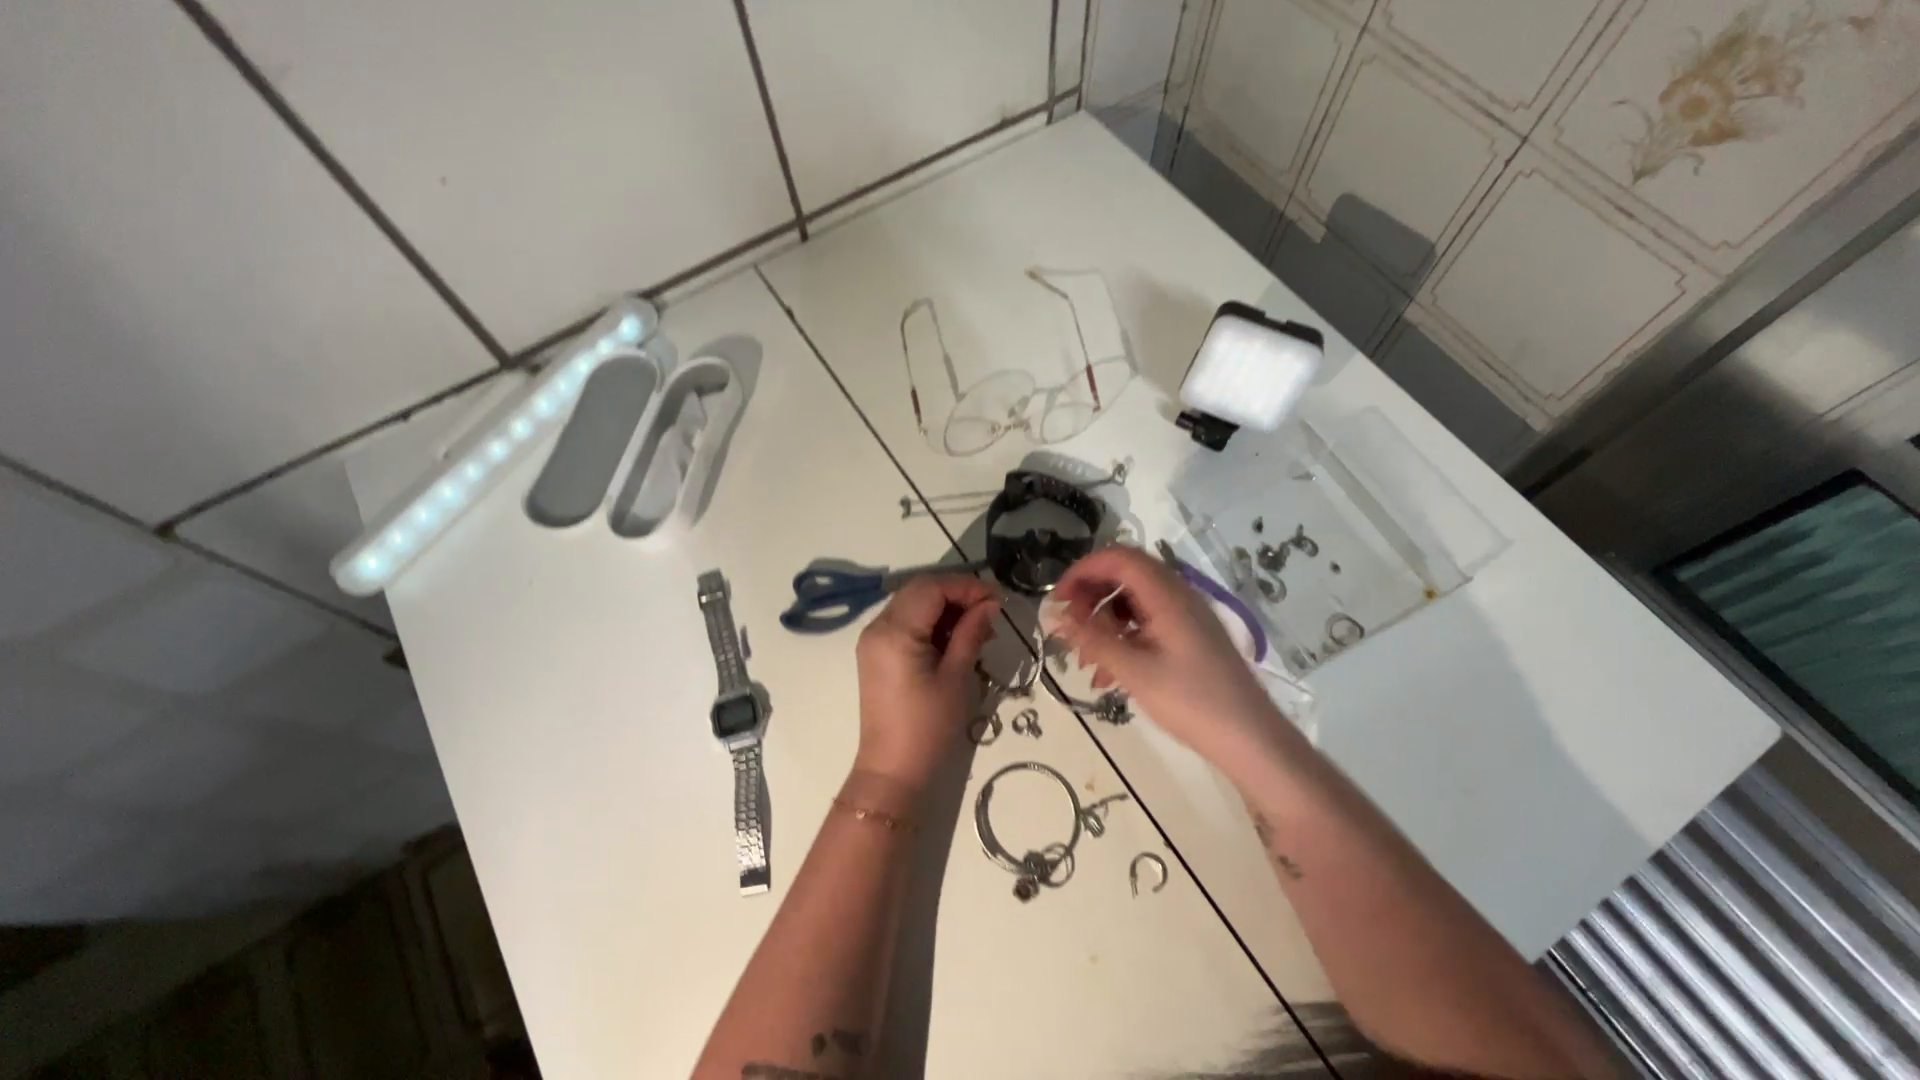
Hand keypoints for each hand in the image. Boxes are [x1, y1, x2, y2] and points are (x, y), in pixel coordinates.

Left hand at [852, 573, 1000, 796]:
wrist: (893, 769)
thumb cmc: (929, 726)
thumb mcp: (957, 676)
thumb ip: (971, 632)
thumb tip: (990, 604)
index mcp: (895, 631)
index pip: (931, 588)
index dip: (966, 586)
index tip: (996, 600)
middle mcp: (877, 627)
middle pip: (918, 590)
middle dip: (955, 593)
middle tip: (989, 611)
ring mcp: (872, 640)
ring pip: (911, 603)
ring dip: (943, 607)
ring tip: (977, 627)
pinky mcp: (875, 653)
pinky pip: (903, 622)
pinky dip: (929, 621)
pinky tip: (954, 638)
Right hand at [1052, 546, 1290, 769]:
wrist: (1250, 738)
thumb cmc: (1192, 702)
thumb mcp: (1135, 672)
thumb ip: (1094, 639)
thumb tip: (1056, 616)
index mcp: (1168, 595)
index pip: (1118, 558)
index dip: (1082, 571)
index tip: (1057, 600)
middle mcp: (1179, 596)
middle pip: (1125, 576)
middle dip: (1090, 597)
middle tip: (1069, 629)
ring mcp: (1187, 617)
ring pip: (1134, 602)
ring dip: (1104, 622)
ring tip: (1085, 659)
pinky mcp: (1190, 638)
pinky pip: (1148, 624)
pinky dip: (1123, 639)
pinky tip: (1108, 675)